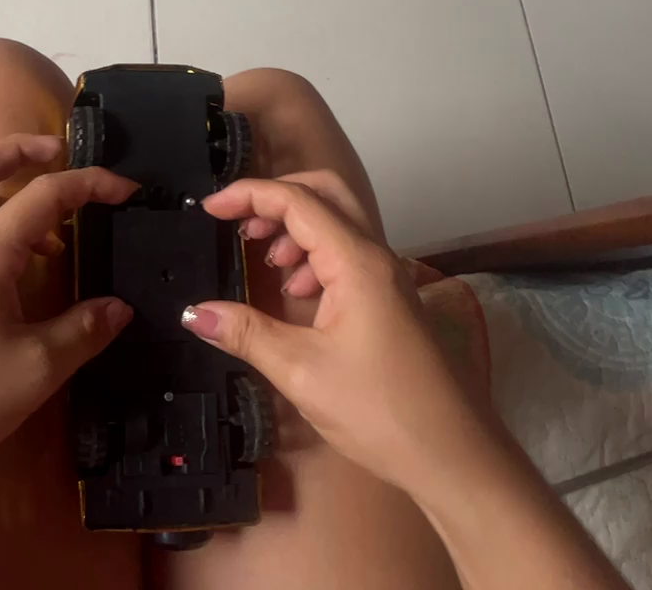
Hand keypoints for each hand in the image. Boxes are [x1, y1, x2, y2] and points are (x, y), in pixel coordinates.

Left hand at [0, 134, 137, 479]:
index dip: (92, 183)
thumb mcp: (37, 369)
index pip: (46, 194)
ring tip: (55, 225)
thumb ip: (83, 330)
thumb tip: (120, 306)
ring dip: (9, 187)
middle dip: (21, 149)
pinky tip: (25, 269)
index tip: (130, 190)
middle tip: (59, 151)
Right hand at [179, 174, 488, 492]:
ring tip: (264, 259)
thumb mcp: (301, 372)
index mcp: (356, 262)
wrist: (457, 460)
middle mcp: (375, 256)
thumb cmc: (381, 412)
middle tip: (240, 223)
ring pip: (337, 220)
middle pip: (325, 192)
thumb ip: (245, 332)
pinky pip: (346, 252)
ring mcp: (387, 276)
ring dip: (295, 226)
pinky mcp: (389, 298)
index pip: (296, 201)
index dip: (248, 196)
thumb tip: (194, 312)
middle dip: (276, 196)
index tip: (209, 209)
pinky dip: (312, 254)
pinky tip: (295, 291)